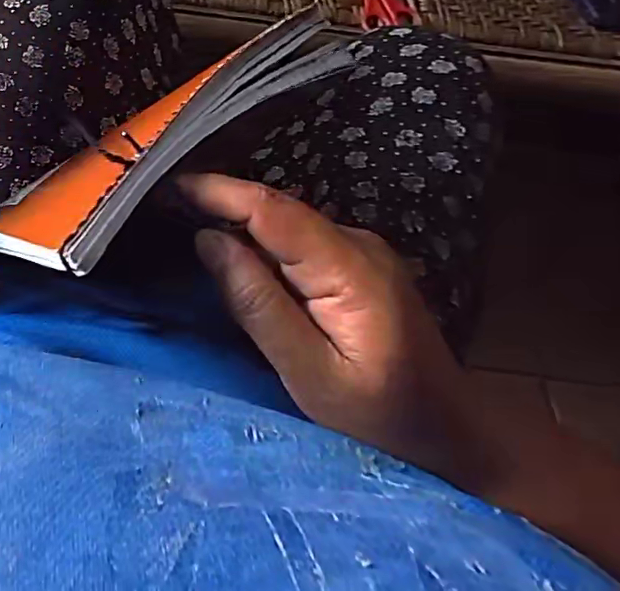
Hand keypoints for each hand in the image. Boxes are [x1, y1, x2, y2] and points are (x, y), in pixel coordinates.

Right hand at [179, 173, 499, 485]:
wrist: (453, 436)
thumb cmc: (381, 422)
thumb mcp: (310, 376)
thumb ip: (258, 305)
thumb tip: (208, 239)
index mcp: (351, 270)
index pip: (274, 210)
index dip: (218, 191)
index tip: (169, 184)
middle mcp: (359, 243)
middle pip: (279, 208)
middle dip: (221, 199)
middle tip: (166, 200)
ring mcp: (363, 249)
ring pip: (287, 220)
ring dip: (237, 216)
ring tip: (186, 215)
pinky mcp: (359, 261)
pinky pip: (299, 237)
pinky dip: (260, 237)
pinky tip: (234, 246)